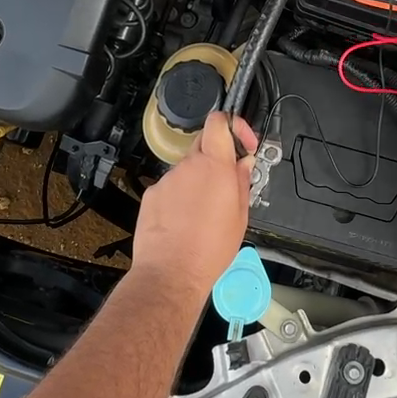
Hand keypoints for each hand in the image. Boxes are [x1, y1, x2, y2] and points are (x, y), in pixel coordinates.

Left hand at [131, 113, 257, 305]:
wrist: (171, 274)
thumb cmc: (207, 251)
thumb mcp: (240, 216)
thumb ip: (242, 182)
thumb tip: (244, 164)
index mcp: (215, 166)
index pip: (219, 122)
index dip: (233, 125)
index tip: (242, 142)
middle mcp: (189, 166)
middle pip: (204, 144)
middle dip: (216, 157)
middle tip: (226, 180)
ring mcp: (168, 179)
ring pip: (187, 169)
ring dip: (197, 182)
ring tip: (203, 212)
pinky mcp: (152, 194)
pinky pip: (171, 186)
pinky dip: (179, 197)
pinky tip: (185, 221)